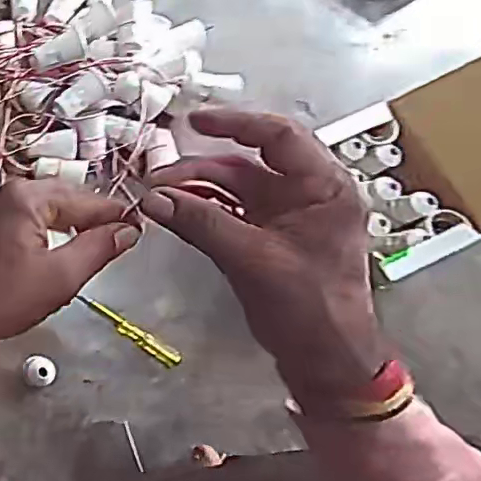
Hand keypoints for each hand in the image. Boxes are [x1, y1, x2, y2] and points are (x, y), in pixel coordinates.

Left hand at [0, 180, 141, 349]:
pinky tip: (53, 245)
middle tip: (118, 238)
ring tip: (91, 244)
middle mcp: (4, 190)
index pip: (84, 199)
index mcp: (25, 196)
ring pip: (40, 206)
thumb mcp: (61, 277)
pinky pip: (20, 216)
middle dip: (90, 218)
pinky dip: (42, 227)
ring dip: (66, 222)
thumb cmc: (3, 299)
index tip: (138, 226)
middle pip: (61, 197)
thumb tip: (128, 230)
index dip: (114, 215)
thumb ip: (99, 248)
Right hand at [141, 108, 387, 399]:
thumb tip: (155, 199)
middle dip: (199, 168)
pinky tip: (174, 213)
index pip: (278, 136)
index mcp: (323, 188)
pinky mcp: (267, 239)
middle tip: (158, 178)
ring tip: (158, 197)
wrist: (325, 358)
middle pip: (246, 165)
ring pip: (233, 190)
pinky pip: (229, 214)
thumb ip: (202, 224)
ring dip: (195, 191)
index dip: (234, 124)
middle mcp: (305, 195)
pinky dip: (201, 212)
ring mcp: (284, 218)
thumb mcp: (253, 259)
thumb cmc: (310, 307)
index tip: (194, 122)